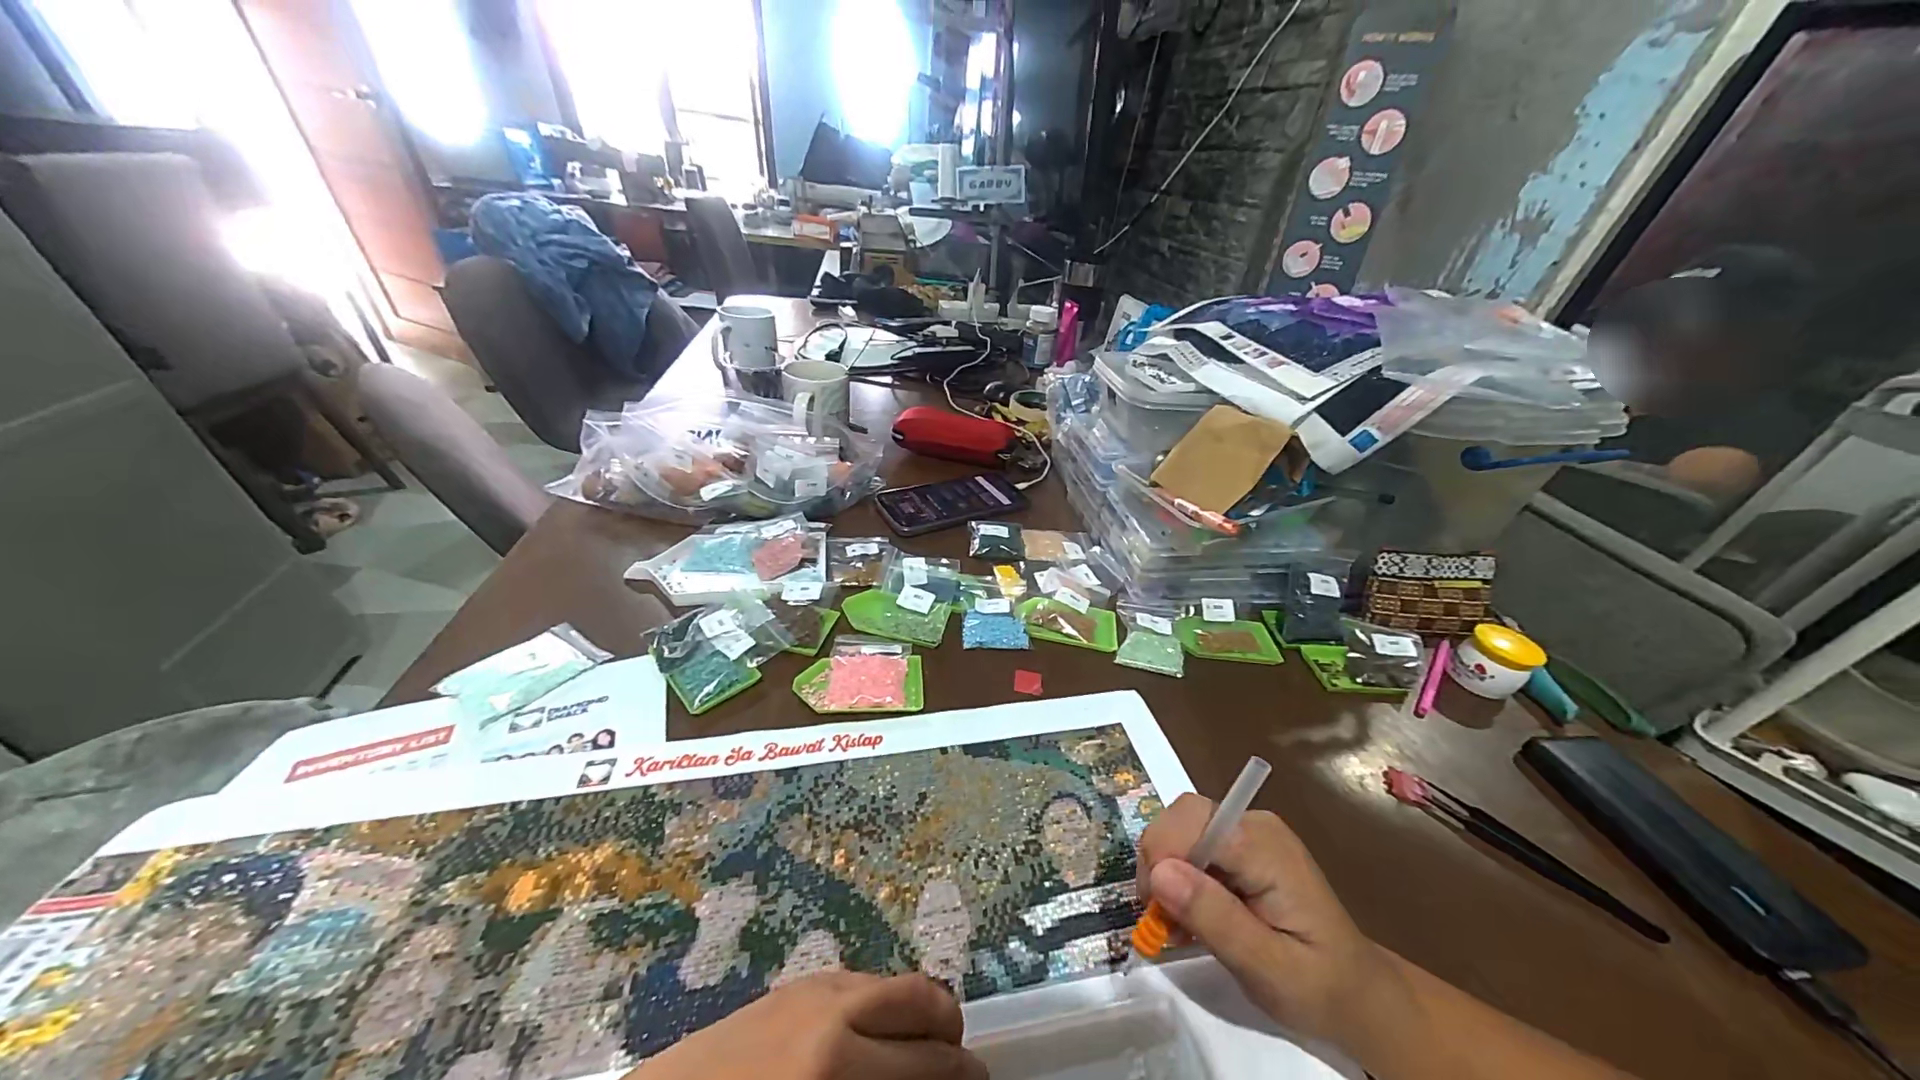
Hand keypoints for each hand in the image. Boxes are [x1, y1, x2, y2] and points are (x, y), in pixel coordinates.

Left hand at [627, 972, 985, 1079]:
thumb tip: (932, 1077)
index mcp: (839, 1065)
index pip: (932, 1063)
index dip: (965, 1074)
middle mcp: (836, 1010)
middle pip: (926, 999)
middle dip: (953, 1032)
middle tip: (959, 1065)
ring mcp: (816, 986)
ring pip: (896, 982)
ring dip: (920, 1013)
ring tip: (921, 1051)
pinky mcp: (798, 980)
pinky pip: (863, 981)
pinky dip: (884, 1005)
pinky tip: (874, 1038)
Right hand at [1137, 793, 1388, 1043]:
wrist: (1359, 994)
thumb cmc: (1320, 987)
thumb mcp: (1268, 967)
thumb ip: (1214, 917)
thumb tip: (1161, 872)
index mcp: (1266, 847)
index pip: (1193, 821)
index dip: (1163, 855)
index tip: (1156, 908)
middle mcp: (1254, 825)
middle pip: (1182, 819)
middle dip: (1159, 864)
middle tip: (1161, 919)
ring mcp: (1247, 834)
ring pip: (1180, 831)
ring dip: (1166, 875)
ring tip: (1175, 927)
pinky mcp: (1240, 848)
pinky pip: (1192, 846)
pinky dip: (1178, 879)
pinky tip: (1187, 917)